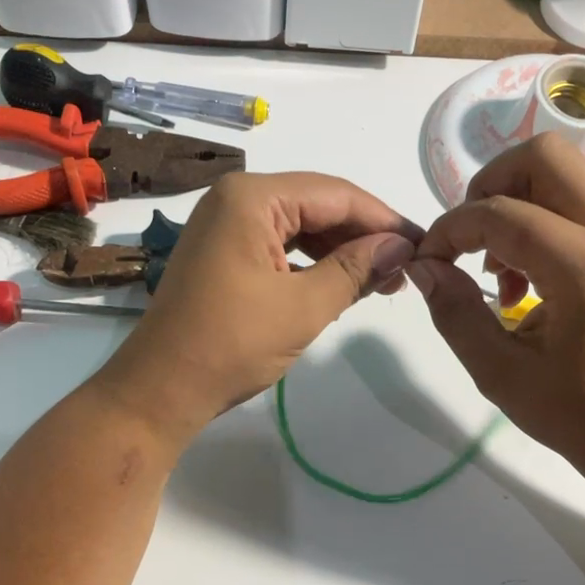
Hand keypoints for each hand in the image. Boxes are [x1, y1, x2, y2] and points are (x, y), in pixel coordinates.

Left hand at [94, 172, 420, 442]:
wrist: (161, 390)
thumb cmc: (230, 345)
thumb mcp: (302, 307)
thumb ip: (354, 270)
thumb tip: (400, 248)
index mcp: (251, 197)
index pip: (335, 194)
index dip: (383, 218)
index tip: (424, 243)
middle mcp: (235, 200)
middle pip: (316, 206)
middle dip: (362, 236)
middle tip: (405, 269)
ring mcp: (224, 229)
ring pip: (298, 229)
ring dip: (339, 254)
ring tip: (380, 283)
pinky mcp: (221, 258)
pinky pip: (277, 249)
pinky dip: (310, 266)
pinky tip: (339, 286)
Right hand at [409, 134, 584, 473]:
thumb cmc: (574, 414)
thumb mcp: (499, 374)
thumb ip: (455, 313)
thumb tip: (423, 267)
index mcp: (583, 269)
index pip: (500, 214)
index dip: (451, 230)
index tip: (426, 263)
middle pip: (543, 157)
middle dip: (488, 188)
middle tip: (467, 243)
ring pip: (561, 173)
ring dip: (514, 204)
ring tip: (496, 272)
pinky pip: (574, 203)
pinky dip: (537, 220)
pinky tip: (522, 281)